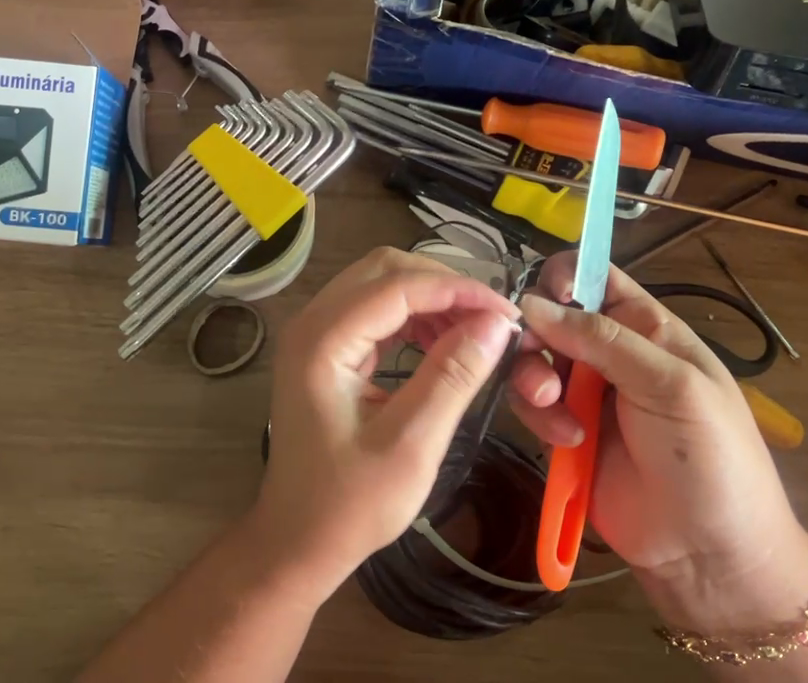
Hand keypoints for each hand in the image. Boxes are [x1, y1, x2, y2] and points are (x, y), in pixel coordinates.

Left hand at [250, 247, 518, 589]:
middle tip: (494, 319)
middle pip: (383, 270)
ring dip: (429, 299)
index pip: (396, 286)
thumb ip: (452, 377)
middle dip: (443, 285)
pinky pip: (372, 311)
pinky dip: (412, 317)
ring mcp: (313, 334)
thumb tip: (496, 324)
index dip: (457, 291)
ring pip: (378, 285)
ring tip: (476, 333)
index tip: (509, 312)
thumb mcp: (412, 444)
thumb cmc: (351, 503)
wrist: (299, 537)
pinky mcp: (323, 349)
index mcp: (322, 340)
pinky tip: (444, 341)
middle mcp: (311, 322)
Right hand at [508, 254, 807, 632]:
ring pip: (532, 360)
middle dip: (536, 332)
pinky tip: (568, 441)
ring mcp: (584, 393)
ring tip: (550, 406)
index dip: (564, 275)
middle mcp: (609, 352)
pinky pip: (530, 406)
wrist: (708, 553)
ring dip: (533, 378)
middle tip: (533, 354)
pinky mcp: (562, 431)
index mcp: (645, 328)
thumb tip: (530, 303)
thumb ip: (601, 340)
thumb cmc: (710, 457)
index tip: (544, 297)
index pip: (595, 277)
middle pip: (549, 316)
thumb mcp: (671, 386)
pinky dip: (539, 418)